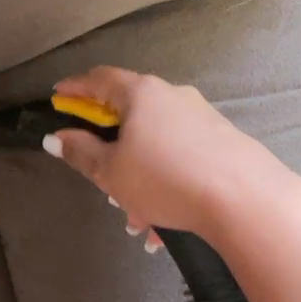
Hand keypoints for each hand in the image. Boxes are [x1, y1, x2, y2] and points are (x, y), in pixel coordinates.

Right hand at [44, 66, 288, 246]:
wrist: (245, 199)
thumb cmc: (164, 178)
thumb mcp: (110, 171)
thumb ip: (80, 152)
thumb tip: (55, 138)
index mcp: (141, 94)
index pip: (99, 79)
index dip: (75, 88)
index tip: (58, 97)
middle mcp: (172, 96)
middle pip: (129, 115)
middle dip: (110, 147)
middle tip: (97, 174)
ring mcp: (201, 117)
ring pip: (154, 144)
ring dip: (137, 176)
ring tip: (134, 216)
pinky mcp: (222, 141)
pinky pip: (179, 159)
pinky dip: (163, 183)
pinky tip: (162, 222)